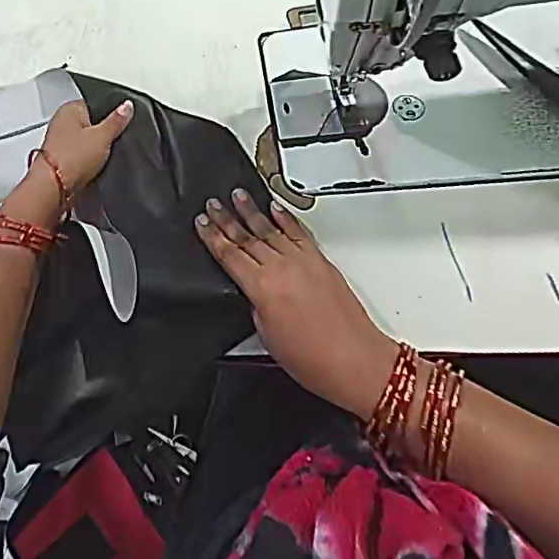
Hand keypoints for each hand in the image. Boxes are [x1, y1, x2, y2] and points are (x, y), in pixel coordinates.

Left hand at [3, 99, 134, 228]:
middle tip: (112, 140)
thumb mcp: (103, 136)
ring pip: (85, 142)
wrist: (53, 188)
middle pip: (89, 123)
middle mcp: (61, 123)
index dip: (110, 112)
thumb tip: (127, 106)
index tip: (121, 121)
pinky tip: (93, 167)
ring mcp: (59, 142)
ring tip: (101, 156)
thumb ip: (116, 120)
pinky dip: (88, 161)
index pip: (94, 103)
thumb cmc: (70, 158)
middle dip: (102, 132)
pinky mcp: (61, 161)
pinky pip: (80, 157)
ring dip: (94, 149)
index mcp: (69, 109)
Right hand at [195, 189, 400, 419]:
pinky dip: (286, 219)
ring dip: (252, 211)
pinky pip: (299, 233)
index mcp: (261, 288)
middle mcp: (281, 269)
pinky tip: (276, 209)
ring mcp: (303, 262)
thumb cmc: (314, 359)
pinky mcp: (321, 262)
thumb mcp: (267, 336)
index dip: (212, 236)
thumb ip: (256, 306)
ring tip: (239, 196)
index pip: (228, 254)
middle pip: (246, 237)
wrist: (356, 362)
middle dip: (226, 218)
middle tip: (213, 204)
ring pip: (270, 229)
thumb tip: (254, 291)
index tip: (202, 223)